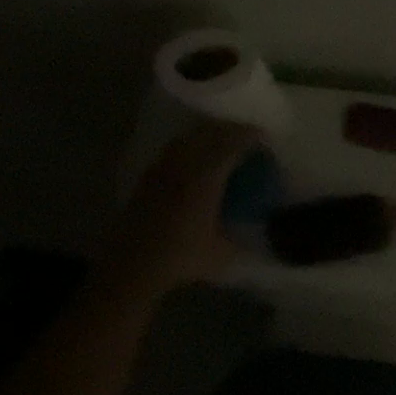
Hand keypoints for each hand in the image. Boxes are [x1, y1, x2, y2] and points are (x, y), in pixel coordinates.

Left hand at [104, 120, 259, 293]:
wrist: (132, 265)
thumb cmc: (180, 258)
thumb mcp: (221, 254)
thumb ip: (239, 239)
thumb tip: (253, 235)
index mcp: (204, 180)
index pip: (229, 145)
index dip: (248, 136)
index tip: (263, 136)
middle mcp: (182, 167)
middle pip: (206, 134)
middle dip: (228, 129)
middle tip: (244, 134)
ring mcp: (161, 170)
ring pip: (185, 139)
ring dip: (205, 135)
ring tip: (219, 142)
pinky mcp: (146, 180)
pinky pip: (171, 152)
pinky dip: (188, 148)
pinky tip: (193, 161)